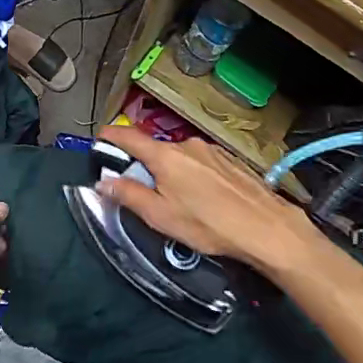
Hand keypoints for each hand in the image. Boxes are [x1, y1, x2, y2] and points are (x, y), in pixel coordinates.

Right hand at [95, 126, 323, 274]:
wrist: (264, 226)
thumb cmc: (209, 224)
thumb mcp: (160, 216)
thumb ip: (128, 195)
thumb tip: (103, 181)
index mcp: (166, 155)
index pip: (128, 136)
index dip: (109, 138)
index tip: (99, 143)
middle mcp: (189, 145)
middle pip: (155, 150)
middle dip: (144, 167)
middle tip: (142, 194)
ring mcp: (212, 151)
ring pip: (180, 158)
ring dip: (171, 174)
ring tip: (178, 203)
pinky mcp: (230, 161)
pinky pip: (201, 164)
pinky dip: (193, 176)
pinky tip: (203, 200)